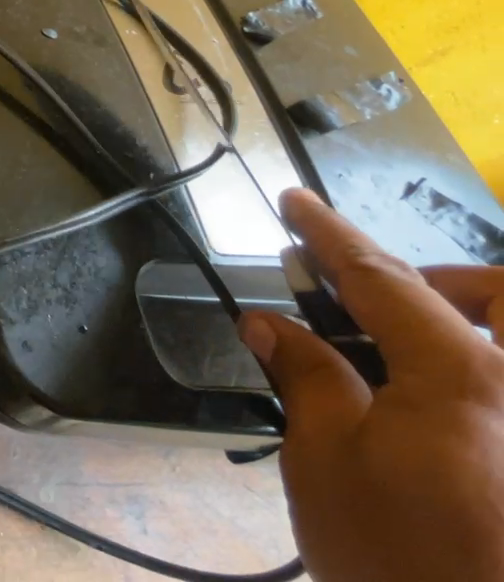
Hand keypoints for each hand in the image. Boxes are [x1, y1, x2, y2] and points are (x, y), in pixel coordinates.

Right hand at [240, 188, 503, 581]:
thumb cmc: (397, 554)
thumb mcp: (325, 461)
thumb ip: (308, 377)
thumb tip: (274, 323)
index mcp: (473, 380)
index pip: (386, 282)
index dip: (330, 237)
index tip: (296, 202)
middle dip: (445, 283)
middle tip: (374, 304)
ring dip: (463, 329)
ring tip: (397, 360)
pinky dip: (473, 375)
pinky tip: (428, 406)